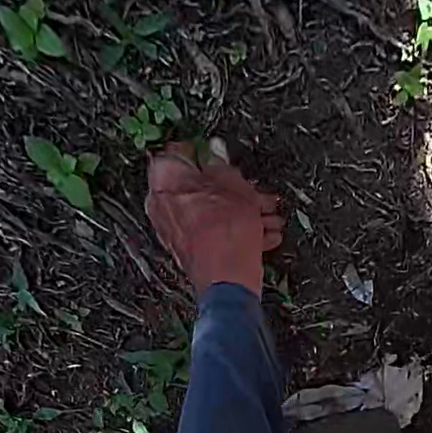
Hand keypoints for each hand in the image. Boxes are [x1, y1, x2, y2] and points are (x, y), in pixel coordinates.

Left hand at [144, 139, 282, 296]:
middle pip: (200, 188)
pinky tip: (262, 233)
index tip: (222, 154)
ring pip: (212, 213)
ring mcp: (177, 234)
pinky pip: (214, 234)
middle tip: (253, 189)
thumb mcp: (233, 184)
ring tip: (267, 214)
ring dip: (242, 212)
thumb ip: (221, 163)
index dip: (206, 151)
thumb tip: (215, 152)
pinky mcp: (193, 253)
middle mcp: (164, 208)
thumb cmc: (225, 234)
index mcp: (165, 180)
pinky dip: (236, 231)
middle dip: (233, 189)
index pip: (178, 152)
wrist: (228, 280)